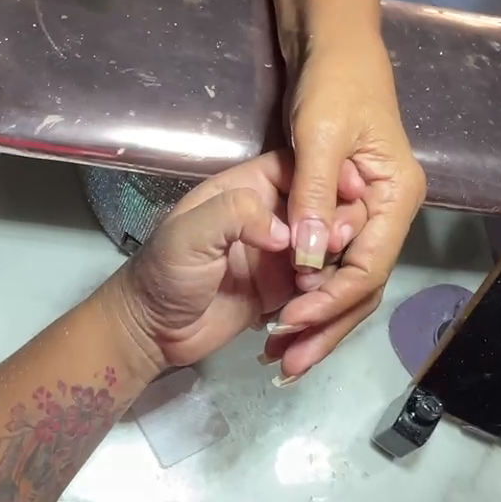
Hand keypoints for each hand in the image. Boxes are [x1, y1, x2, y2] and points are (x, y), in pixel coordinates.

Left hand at [104, 154, 365, 371]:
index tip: (347, 199)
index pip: (304, 169)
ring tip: (303, 304)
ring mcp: (286, 256)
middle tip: (318, 265)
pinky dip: (323, 310)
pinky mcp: (290, 292)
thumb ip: (234, 216)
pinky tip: (300, 325)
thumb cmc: (163, 273)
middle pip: (330, 212)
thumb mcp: (189, 234)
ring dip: (331, 280)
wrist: (153, 332)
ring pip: (333, 256)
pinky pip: (323, 294)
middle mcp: (276, 217)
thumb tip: (287, 231)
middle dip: (337, 235)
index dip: (331, 180)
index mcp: (251, 188)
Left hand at [277, 38, 425, 376]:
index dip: (332, 297)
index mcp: (393, 195)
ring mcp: (361, 219)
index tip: (293, 318)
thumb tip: (310, 261)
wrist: (328, 50)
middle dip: (325, 326)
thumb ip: (311, 197)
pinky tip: (283, 329)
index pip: (370, 263)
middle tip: (287, 363)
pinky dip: (309, 301)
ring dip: (317, 325)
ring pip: (345, 288)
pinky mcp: (338, 220)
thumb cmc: (329, 85)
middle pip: (361, 286)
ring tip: (284, 362)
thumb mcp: (316, 137)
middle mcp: (384, 214)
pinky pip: (328, 273)